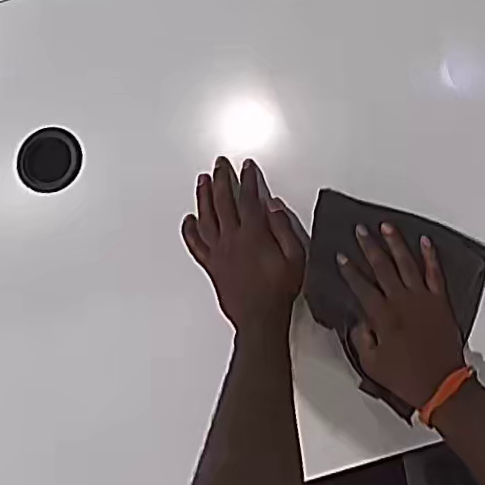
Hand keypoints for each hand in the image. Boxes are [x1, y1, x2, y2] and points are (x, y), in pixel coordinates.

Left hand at [182, 157, 306, 334]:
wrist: (260, 320)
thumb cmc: (279, 290)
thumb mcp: (295, 257)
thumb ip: (283, 228)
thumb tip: (272, 206)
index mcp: (253, 235)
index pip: (248, 198)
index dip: (247, 179)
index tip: (246, 166)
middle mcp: (232, 239)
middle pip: (223, 201)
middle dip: (222, 178)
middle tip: (220, 164)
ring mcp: (219, 252)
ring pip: (206, 217)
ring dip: (203, 196)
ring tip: (203, 180)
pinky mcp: (211, 265)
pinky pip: (196, 244)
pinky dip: (190, 230)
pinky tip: (189, 219)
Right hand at [337, 223, 466, 409]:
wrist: (442, 385)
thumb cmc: (407, 377)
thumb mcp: (372, 365)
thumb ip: (361, 339)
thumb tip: (360, 321)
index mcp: (383, 315)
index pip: (361, 285)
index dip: (350, 270)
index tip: (342, 256)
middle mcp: (401, 301)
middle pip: (381, 266)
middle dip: (369, 246)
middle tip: (361, 230)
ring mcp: (422, 297)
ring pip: (406, 262)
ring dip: (395, 242)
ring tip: (387, 226)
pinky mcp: (439, 300)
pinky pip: (435, 272)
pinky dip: (430, 255)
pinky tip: (425, 241)